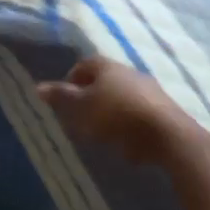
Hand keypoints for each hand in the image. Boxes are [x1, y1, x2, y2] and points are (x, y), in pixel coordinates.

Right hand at [37, 56, 196, 165]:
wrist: (172, 138)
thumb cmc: (118, 116)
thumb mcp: (82, 107)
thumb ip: (61, 97)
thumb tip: (37, 87)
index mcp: (106, 65)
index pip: (83, 65)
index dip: (72, 81)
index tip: (67, 100)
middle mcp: (129, 71)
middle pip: (105, 81)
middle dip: (94, 98)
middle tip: (85, 117)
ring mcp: (152, 90)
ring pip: (125, 97)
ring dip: (114, 112)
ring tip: (107, 134)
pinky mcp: (170, 111)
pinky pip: (143, 113)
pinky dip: (133, 124)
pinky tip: (131, 143)